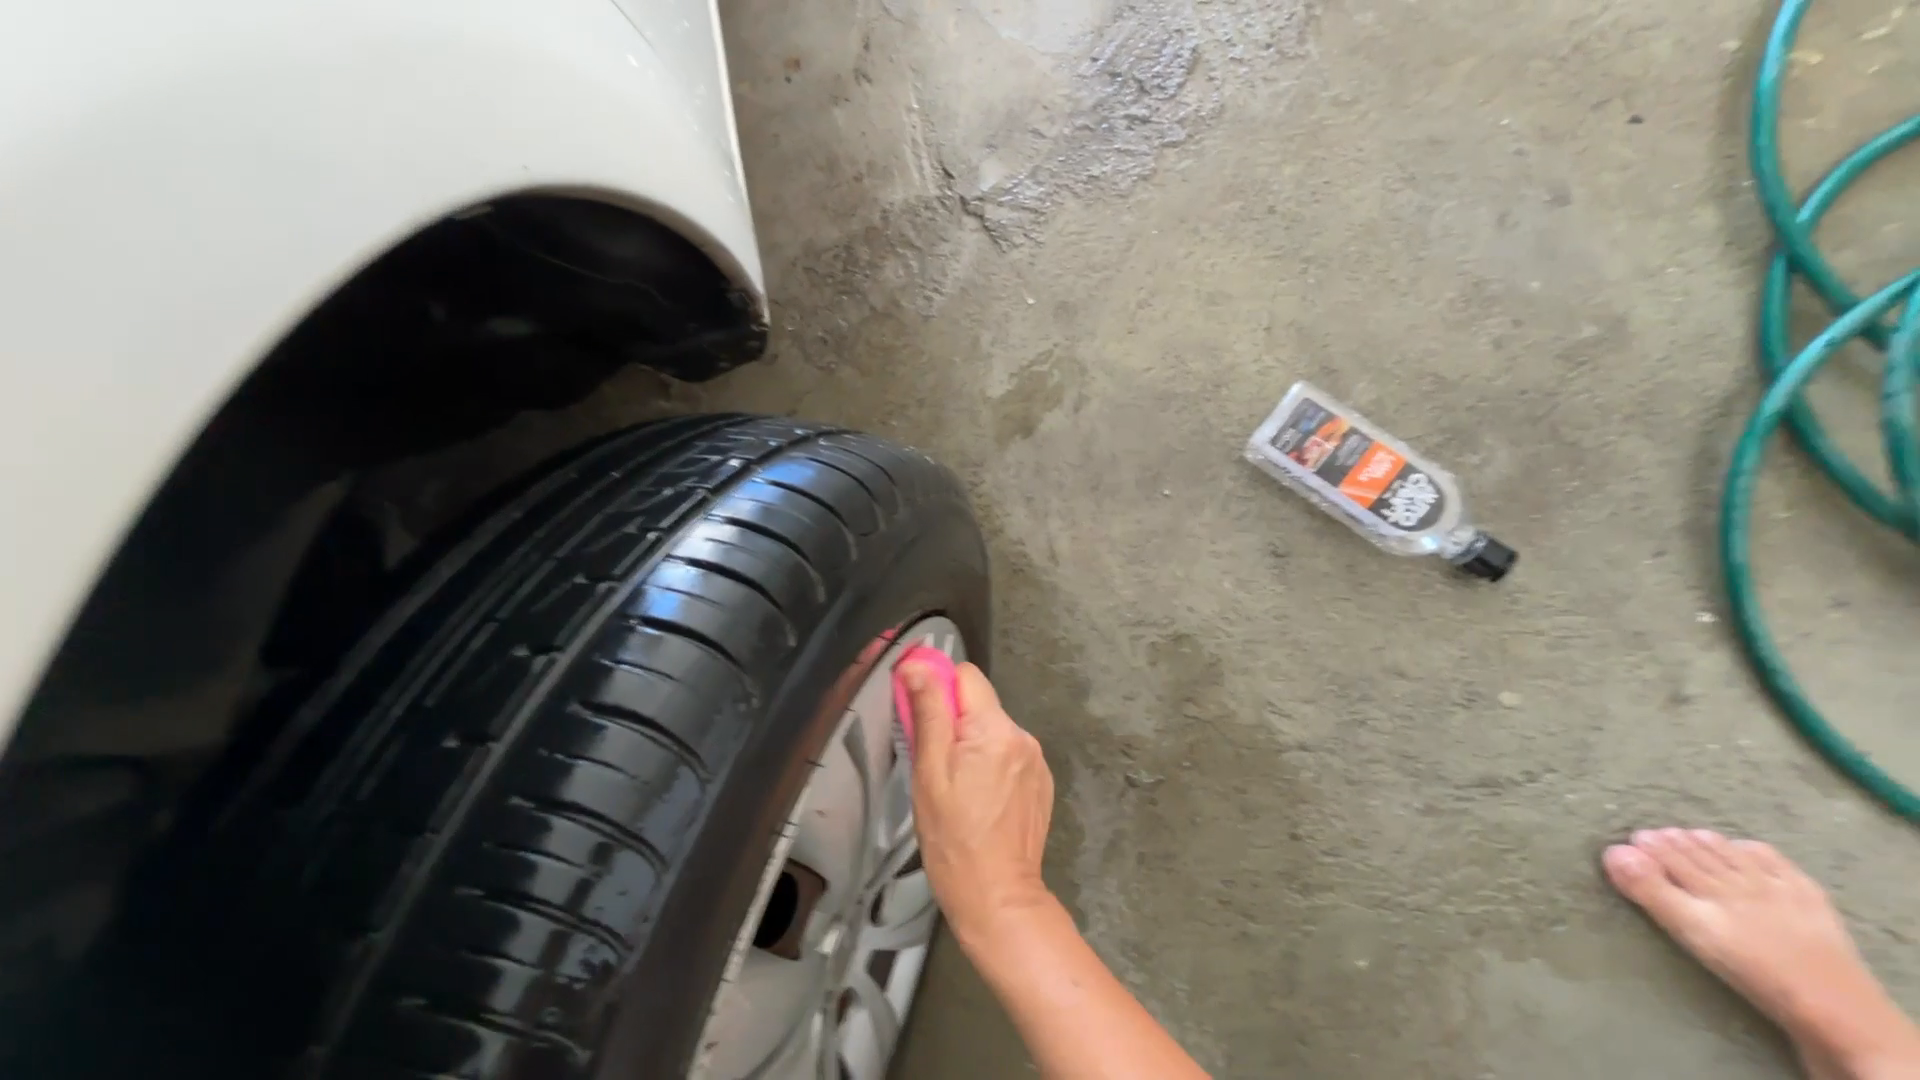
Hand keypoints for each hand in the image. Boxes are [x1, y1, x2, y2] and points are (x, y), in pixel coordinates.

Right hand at [898, 660, 1054, 942]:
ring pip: (992, 730)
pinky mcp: (1041, 782)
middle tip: (934, 765)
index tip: (919, 717)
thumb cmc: (953, 837)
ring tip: (957, 788)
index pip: (965, 675)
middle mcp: (1023, 735)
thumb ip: (928, 711)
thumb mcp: (929, 772)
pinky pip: (1008, 755)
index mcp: (995, 728)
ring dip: (973, 745)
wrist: (997, 896)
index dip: (937, 688)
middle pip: (979, 704)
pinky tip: (980, 800)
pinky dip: (991, 765)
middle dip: (953, 723)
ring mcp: (1036, 760)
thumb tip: (918, 663)